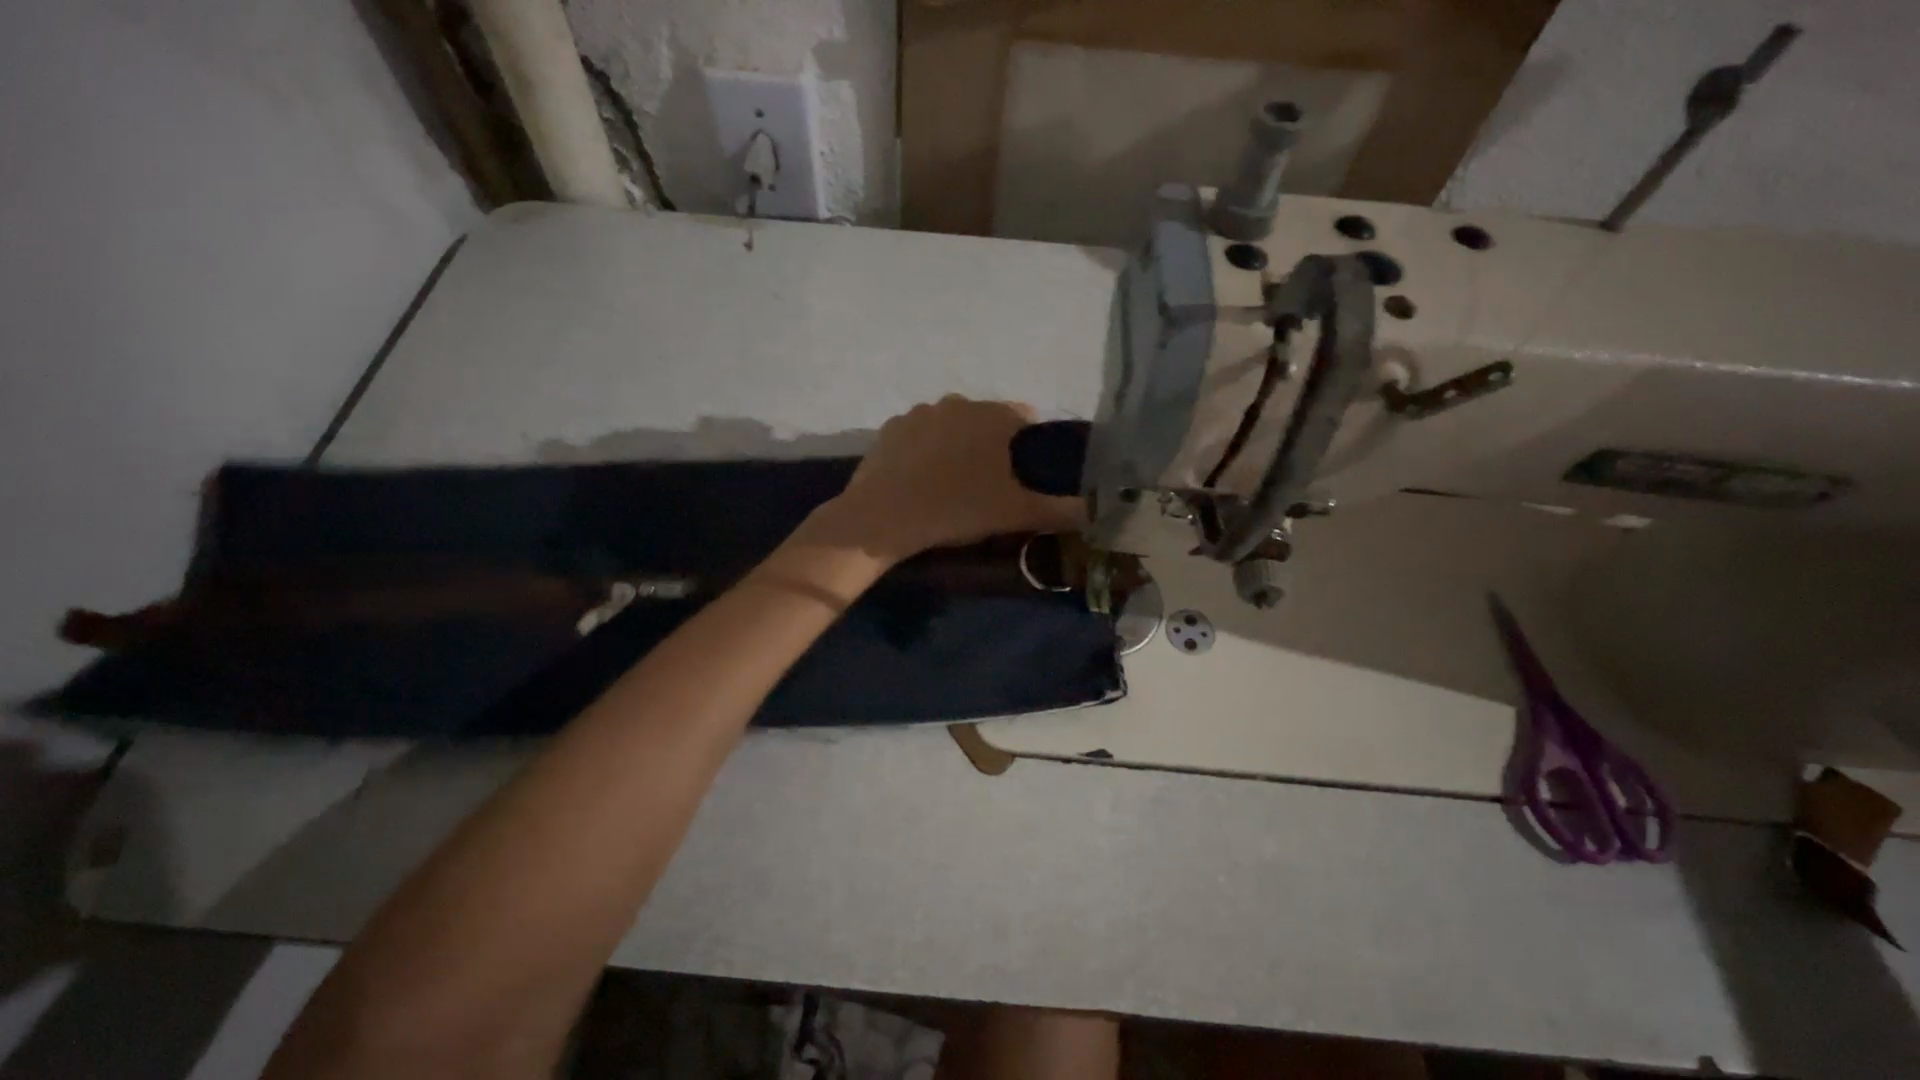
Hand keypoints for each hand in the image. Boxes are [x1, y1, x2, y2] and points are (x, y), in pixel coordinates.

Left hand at [805, 396, 1084, 563]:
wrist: (884, 517)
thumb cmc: (957, 508)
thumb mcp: (1015, 513)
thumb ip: (1059, 510)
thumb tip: (1095, 512)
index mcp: (992, 415)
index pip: (1024, 417)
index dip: (1030, 444)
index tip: (1026, 473)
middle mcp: (957, 403)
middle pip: (985, 420)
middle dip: (991, 445)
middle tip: (992, 486)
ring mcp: (919, 414)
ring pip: (950, 427)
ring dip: (956, 447)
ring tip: (954, 486)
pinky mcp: (889, 431)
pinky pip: (918, 438)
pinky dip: (924, 453)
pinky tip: (922, 483)